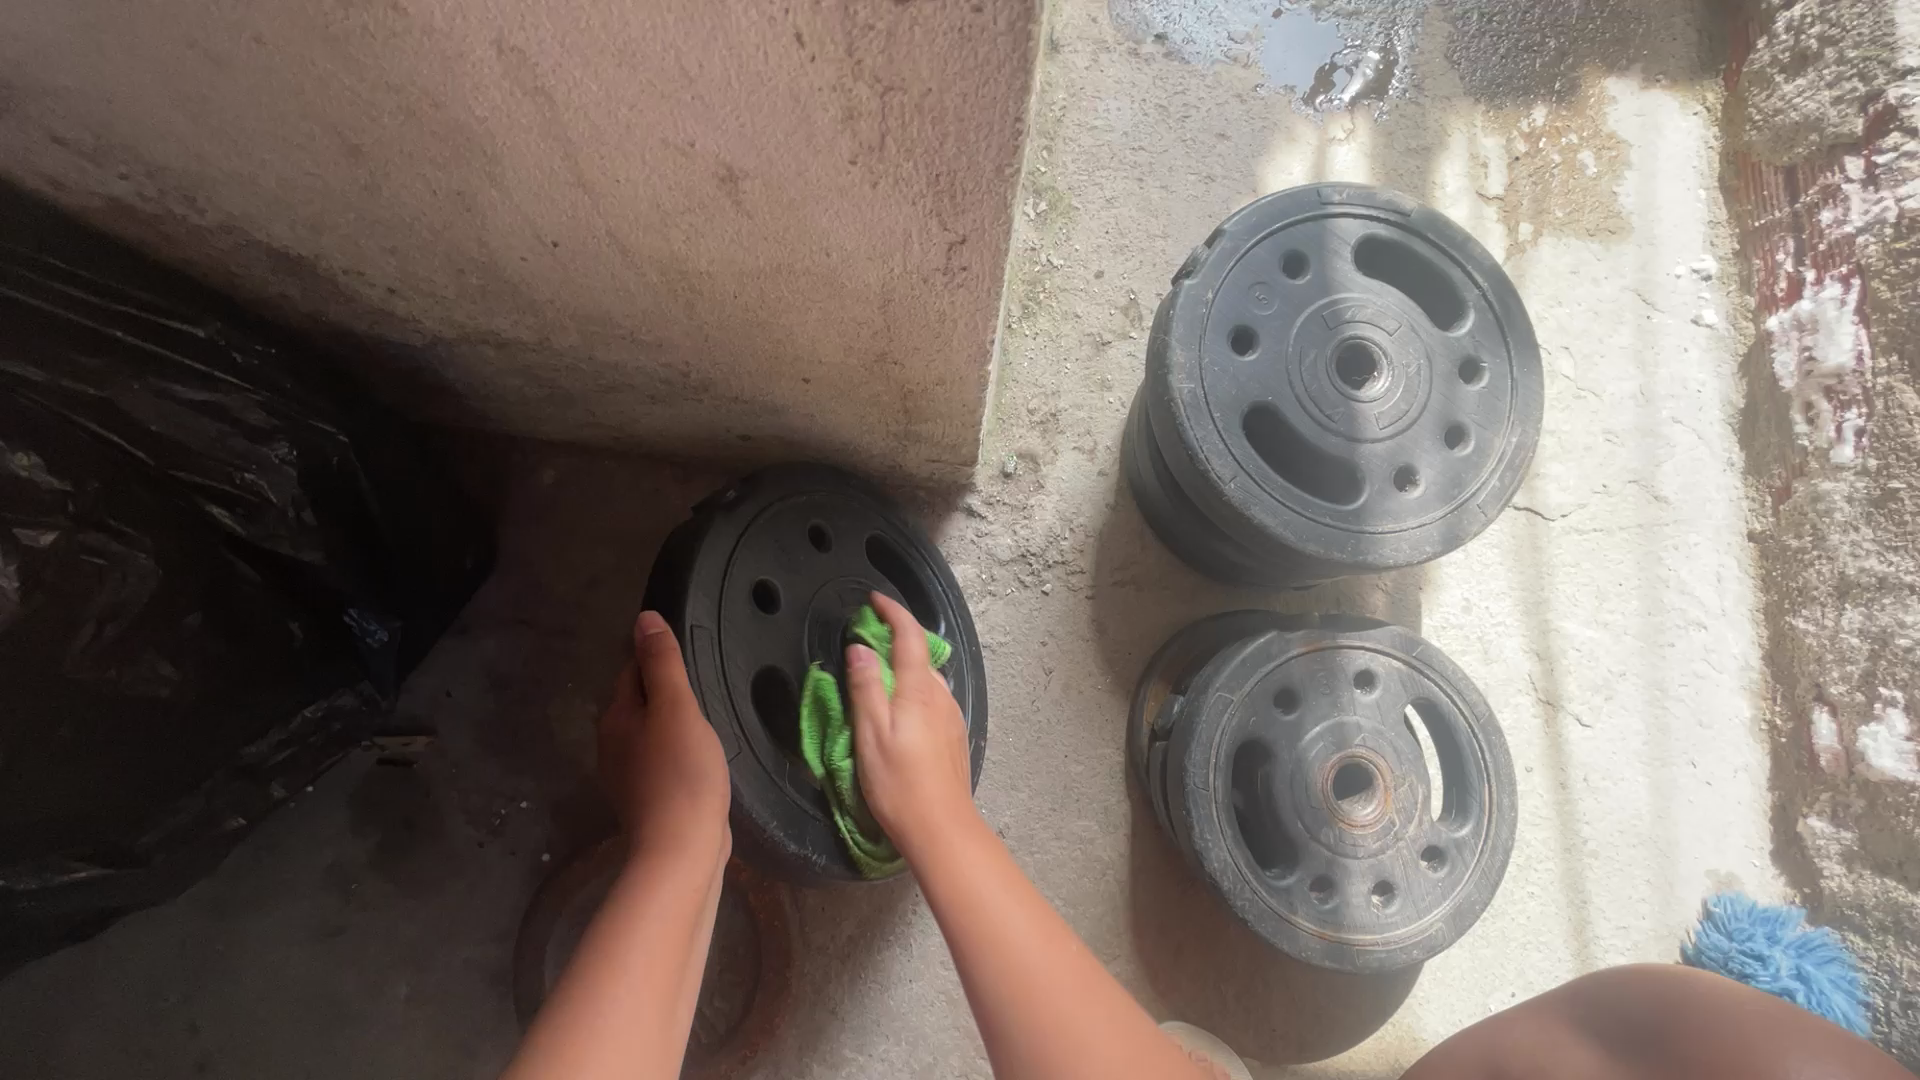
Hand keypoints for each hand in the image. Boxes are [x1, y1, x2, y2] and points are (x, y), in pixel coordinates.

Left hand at [598, 611, 730, 858]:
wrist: (682, 848)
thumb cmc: (682, 771)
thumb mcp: (677, 707)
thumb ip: (662, 663)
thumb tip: (644, 618)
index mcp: (616, 718)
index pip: (631, 671)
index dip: (656, 657)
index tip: (687, 654)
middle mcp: (613, 745)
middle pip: (637, 702)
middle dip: (663, 689)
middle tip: (702, 682)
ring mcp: (629, 776)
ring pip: (650, 732)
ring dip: (671, 721)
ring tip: (705, 716)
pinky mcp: (649, 799)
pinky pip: (662, 759)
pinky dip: (678, 749)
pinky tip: (700, 754)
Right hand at [845, 592, 976, 856]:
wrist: (942, 828)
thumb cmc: (899, 783)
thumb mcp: (871, 734)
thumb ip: (866, 687)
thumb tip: (861, 648)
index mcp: (919, 690)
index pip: (910, 636)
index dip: (893, 612)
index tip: (874, 600)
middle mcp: (941, 695)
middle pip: (920, 654)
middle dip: (896, 638)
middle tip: (867, 637)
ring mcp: (952, 714)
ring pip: (927, 677)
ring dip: (905, 665)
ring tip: (878, 674)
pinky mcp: (954, 733)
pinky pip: (933, 697)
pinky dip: (914, 688)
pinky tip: (900, 709)